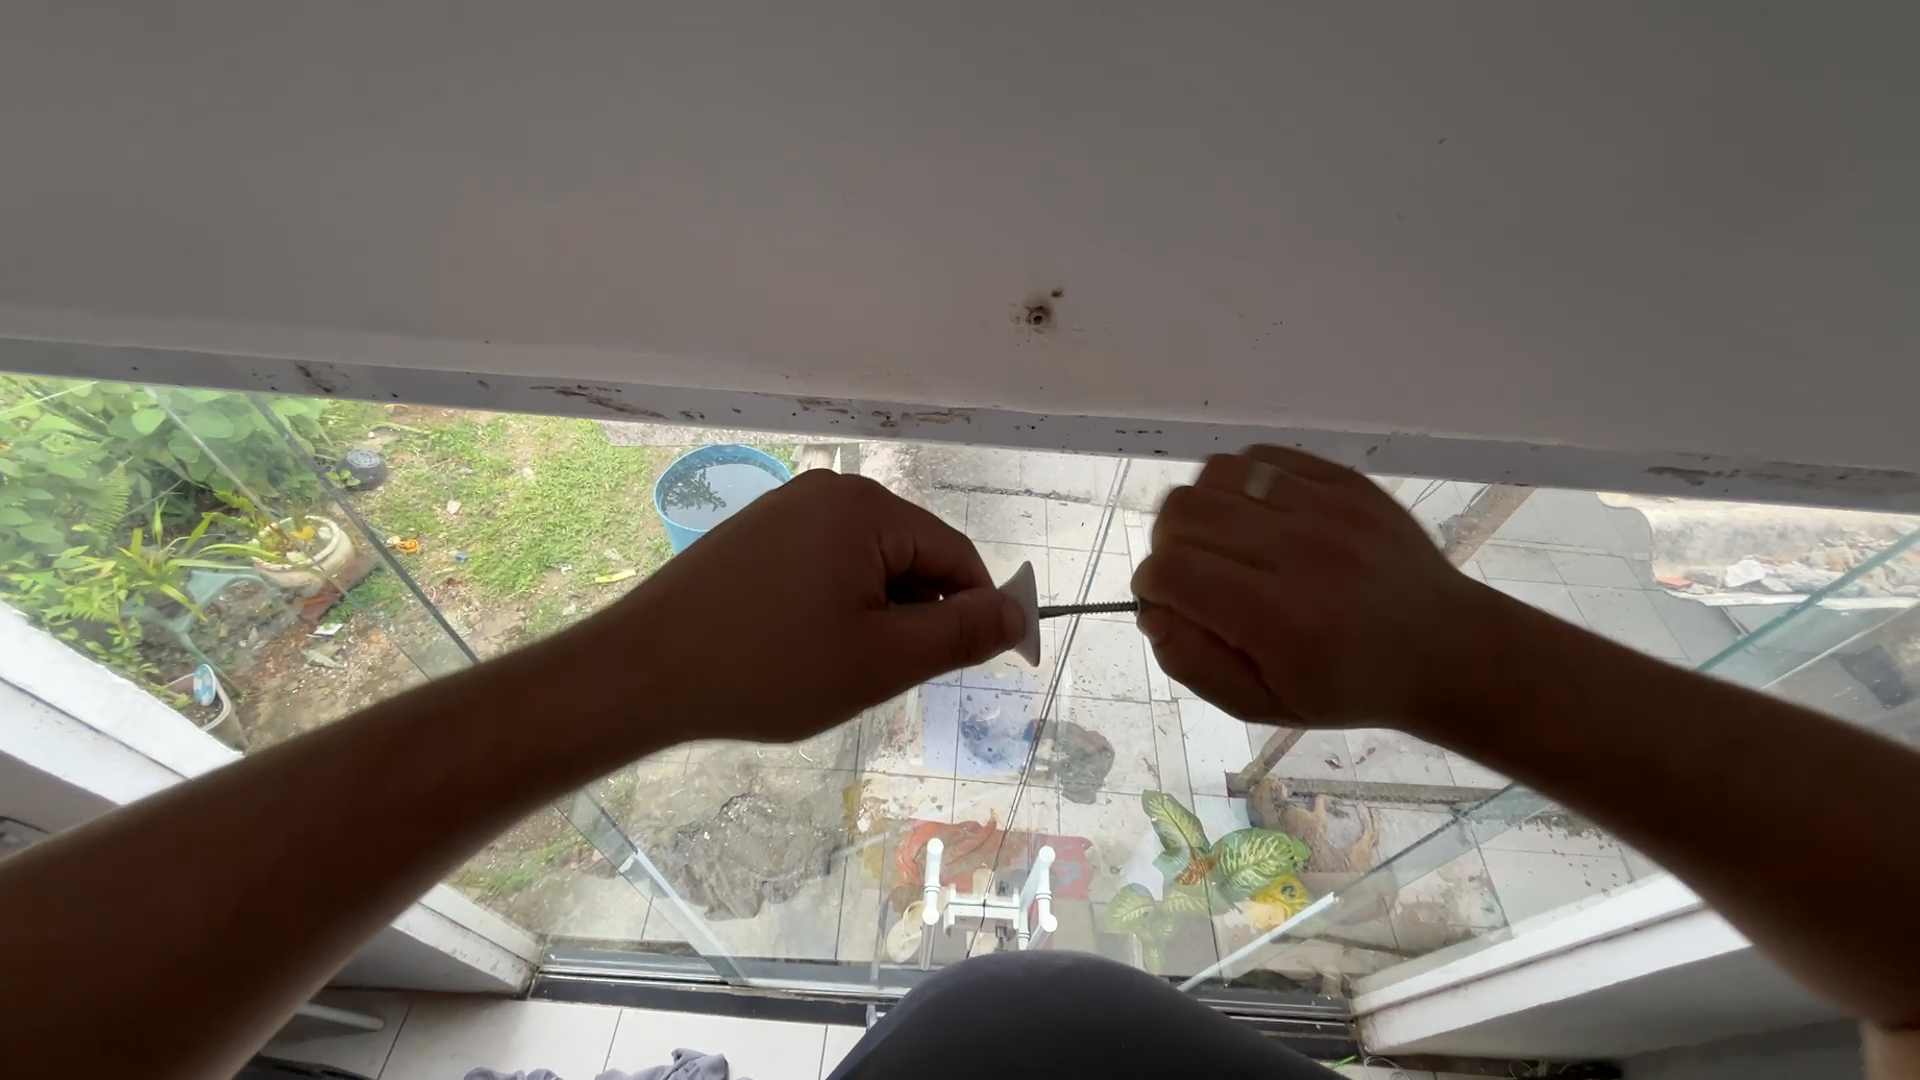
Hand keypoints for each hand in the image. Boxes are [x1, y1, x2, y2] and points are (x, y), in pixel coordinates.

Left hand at [565, 469, 1024, 743]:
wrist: (638, 674)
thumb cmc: (770, 669)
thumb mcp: (882, 660)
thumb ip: (960, 634)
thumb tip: (1017, 613)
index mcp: (866, 508)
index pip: (955, 554)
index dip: (977, 609)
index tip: (978, 661)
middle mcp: (827, 492)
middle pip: (910, 554)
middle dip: (917, 614)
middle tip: (889, 673)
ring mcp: (785, 509)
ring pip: (868, 564)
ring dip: (877, 613)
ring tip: (841, 664)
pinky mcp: (755, 534)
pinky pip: (825, 563)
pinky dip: (837, 604)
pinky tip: (805, 645)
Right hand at [1131, 446, 1487, 729]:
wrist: (1447, 649)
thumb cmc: (1346, 686)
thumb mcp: (1262, 703)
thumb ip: (1194, 664)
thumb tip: (1151, 612)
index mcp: (1281, 618)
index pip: (1172, 572)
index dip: (1150, 586)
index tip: (1167, 602)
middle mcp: (1303, 552)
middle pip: (1183, 512)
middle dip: (1166, 545)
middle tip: (1191, 573)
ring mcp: (1329, 507)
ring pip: (1215, 474)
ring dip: (1200, 508)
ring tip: (1221, 540)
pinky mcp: (1345, 480)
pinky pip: (1259, 456)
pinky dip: (1238, 483)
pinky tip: (1255, 517)